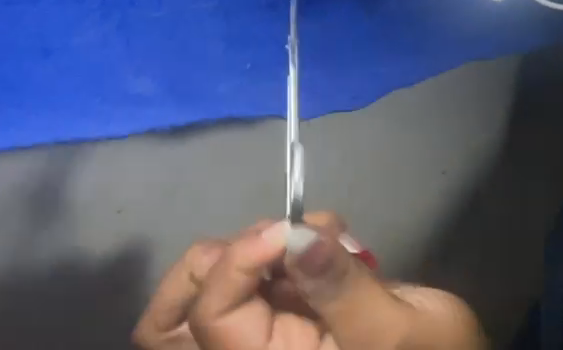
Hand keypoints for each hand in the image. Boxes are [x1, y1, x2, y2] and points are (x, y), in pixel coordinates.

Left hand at [133, 215, 484, 349]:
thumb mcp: (390, 328)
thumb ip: (341, 286)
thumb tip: (300, 235)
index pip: (207, 317)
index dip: (239, 263)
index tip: (293, 227)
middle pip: (172, 317)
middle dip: (219, 259)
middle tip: (283, 233)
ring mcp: (264, 335)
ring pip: (204, 293)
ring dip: (250, 249)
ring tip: (310, 232)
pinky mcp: (289, 312)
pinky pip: (254, 277)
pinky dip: (281, 246)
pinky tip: (331, 236)